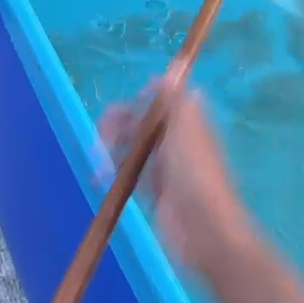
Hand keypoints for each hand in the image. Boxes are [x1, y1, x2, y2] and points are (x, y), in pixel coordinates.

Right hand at [99, 84, 256, 279]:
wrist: (203, 230)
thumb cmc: (194, 174)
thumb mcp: (185, 129)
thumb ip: (174, 100)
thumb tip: (169, 73)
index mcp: (186, 123)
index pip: (158, 102)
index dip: (139, 101)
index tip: (125, 110)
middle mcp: (174, 141)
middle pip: (140, 123)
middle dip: (118, 125)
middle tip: (103, 137)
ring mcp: (162, 167)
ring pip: (131, 147)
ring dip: (112, 148)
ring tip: (100, 160)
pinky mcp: (152, 191)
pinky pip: (128, 173)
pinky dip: (113, 172)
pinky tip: (101, 177)